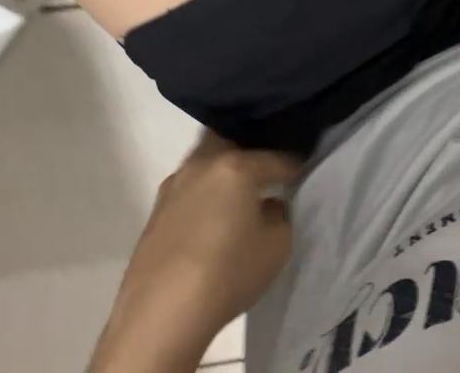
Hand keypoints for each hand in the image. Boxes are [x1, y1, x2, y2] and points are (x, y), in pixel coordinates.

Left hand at [89, 135, 301, 372]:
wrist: (160, 315)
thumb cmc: (227, 274)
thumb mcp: (277, 246)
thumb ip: (280, 215)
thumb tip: (270, 205)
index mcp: (236, 166)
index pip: (278, 159)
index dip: (296, 170)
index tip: (304, 180)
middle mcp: (202, 164)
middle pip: (234, 144)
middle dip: (253, 156)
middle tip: (267, 180)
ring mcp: (174, 186)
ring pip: (207, 164)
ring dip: (224, 175)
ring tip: (238, 199)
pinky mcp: (155, 211)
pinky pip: (190, 190)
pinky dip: (204, 196)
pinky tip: (212, 219)